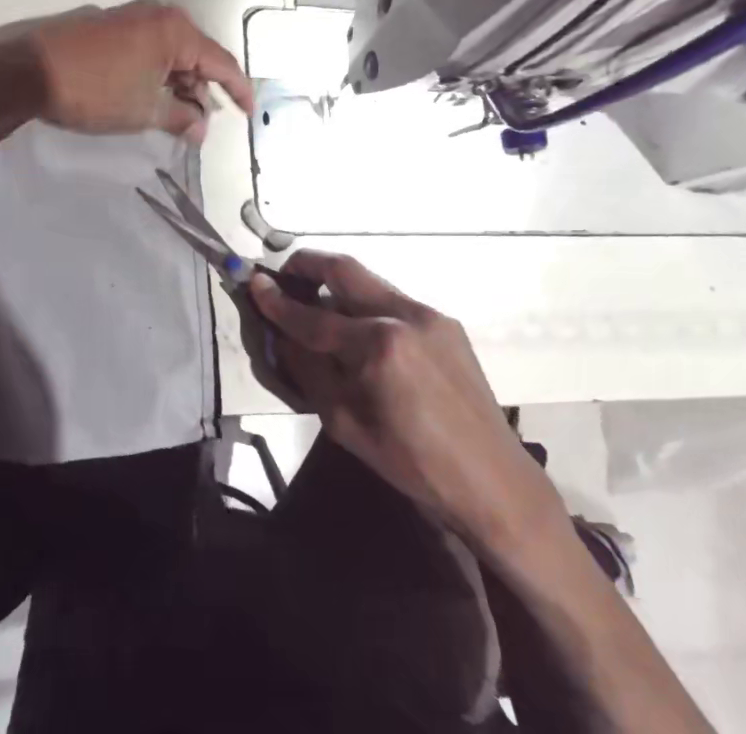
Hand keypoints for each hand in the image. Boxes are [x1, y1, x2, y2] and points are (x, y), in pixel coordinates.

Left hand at [13, 0, 252, 143]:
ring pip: (170, 54)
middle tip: (198, 126)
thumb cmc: (96, 91)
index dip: (238, 90)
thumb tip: (201, 127)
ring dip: (176, 85)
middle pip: (195, 56)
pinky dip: (155, 75)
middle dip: (201, 92)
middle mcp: (158, 15)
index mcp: (175, 30)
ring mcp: (130, 17)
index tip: (248, 113)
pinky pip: (147, 50)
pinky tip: (148, 98)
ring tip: (173, 118)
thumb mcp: (144, 110)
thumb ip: (181, 117)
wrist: (28, 71)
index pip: (221, 62)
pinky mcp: (108, 26)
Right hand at [248, 251, 560, 543]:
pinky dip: (365, 306)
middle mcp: (405, 316)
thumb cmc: (412, 463)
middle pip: (345, 270)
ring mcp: (431, 316)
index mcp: (379, 346)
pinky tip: (358, 333)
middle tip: (283, 275)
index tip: (253, 283)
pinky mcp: (446, 324)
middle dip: (306, 265)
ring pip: (370, 283)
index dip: (277, 302)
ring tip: (315, 307)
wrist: (492, 479)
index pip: (312, 317)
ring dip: (336, 286)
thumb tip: (284, 336)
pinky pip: (393, 303)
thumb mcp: (344, 423)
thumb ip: (309, 370)